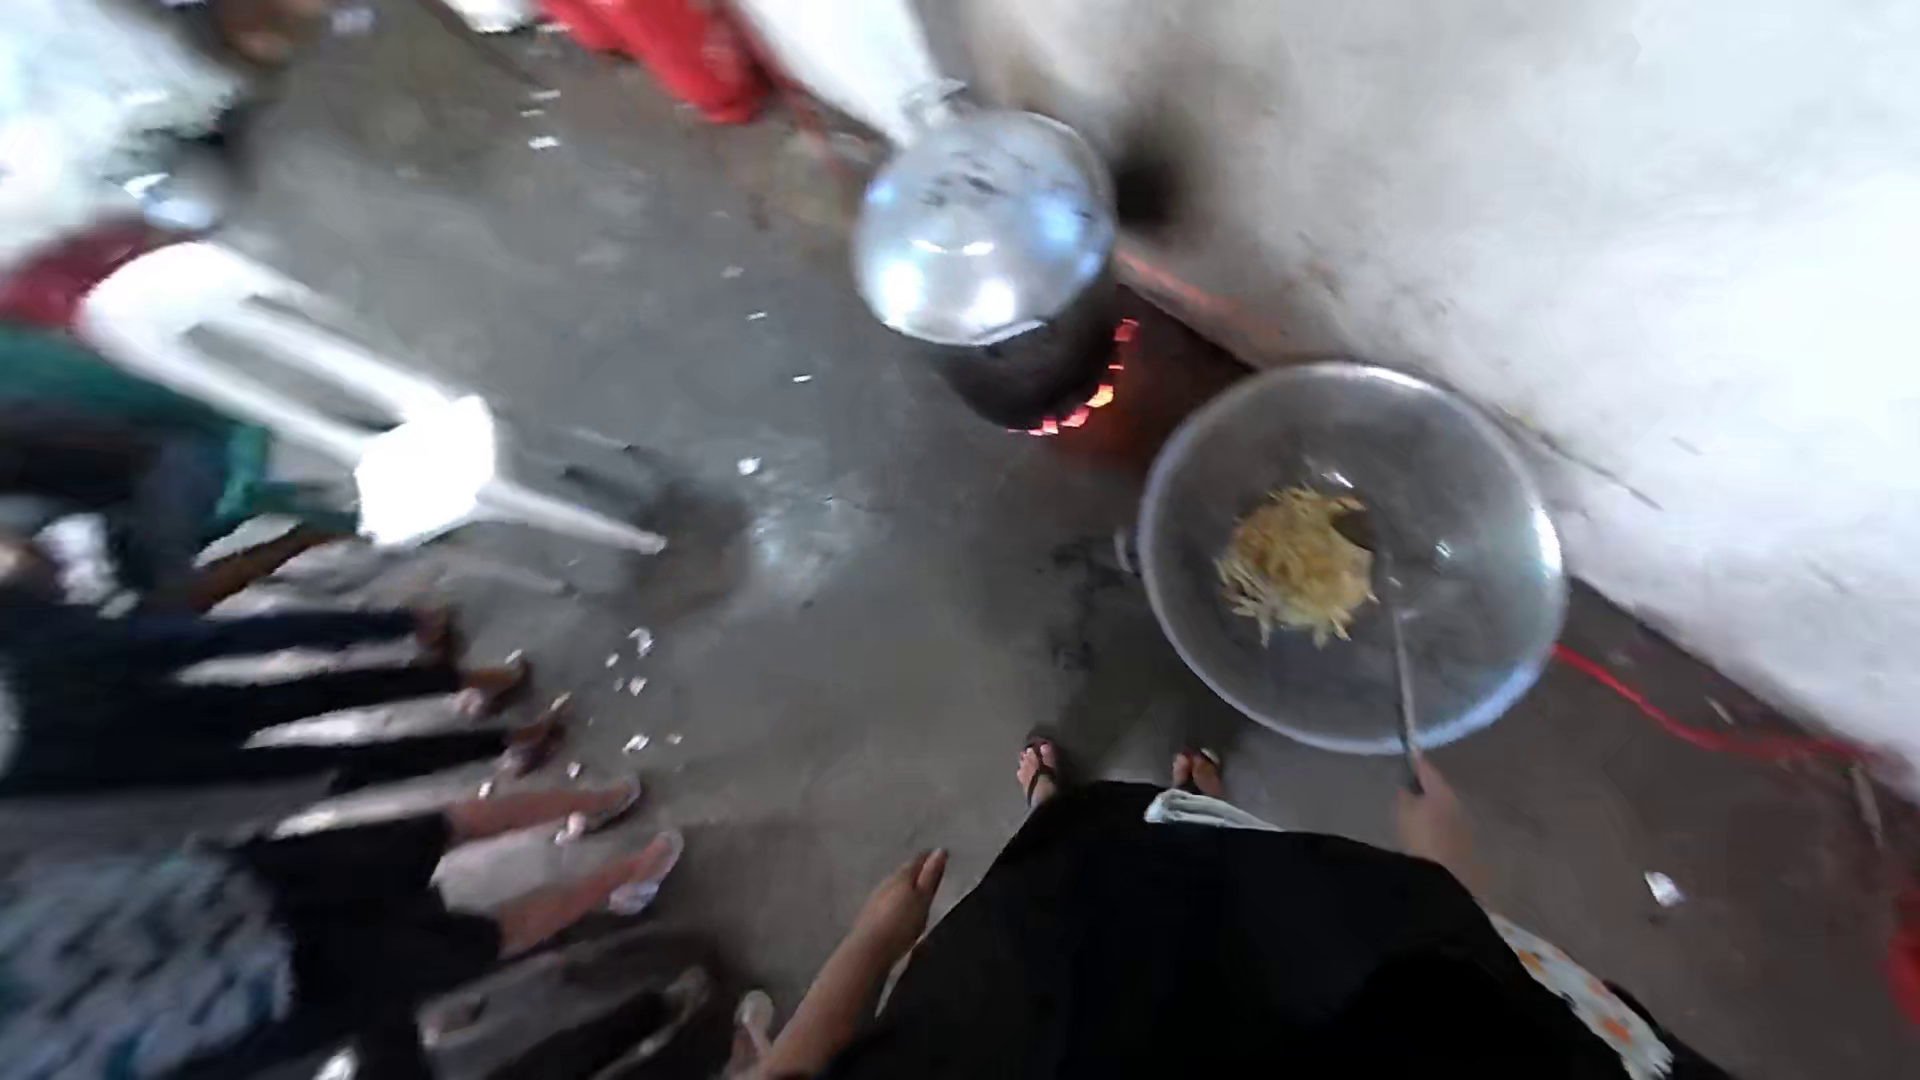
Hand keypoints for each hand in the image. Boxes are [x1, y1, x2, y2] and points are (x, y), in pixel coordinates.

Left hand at [847, 849, 947, 962]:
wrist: (868, 950)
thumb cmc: (901, 924)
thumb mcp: (923, 900)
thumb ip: (931, 876)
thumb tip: (940, 850)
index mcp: (903, 875)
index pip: (919, 859)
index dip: (931, 857)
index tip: (942, 855)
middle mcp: (888, 880)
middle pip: (906, 871)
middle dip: (918, 871)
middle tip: (930, 873)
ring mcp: (876, 896)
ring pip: (895, 885)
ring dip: (906, 886)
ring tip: (917, 893)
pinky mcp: (869, 913)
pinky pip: (887, 899)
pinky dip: (896, 900)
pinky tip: (898, 910)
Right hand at [1395, 756, 1481, 892]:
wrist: (1444, 881)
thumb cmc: (1420, 837)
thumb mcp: (1403, 810)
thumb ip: (1406, 796)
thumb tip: (1408, 788)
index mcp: (1445, 795)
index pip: (1430, 772)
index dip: (1419, 763)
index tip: (1412, 752)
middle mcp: (1462, 810)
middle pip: (1443, 795)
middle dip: (1431, 790)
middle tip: (1415, 786)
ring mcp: (1469, 834)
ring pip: (1450, 815)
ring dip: (1438, 811)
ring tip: (1421, 812)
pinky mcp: (1471, 855)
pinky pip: (1452, 833)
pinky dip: (1442, 829)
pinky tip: (1432, 835)